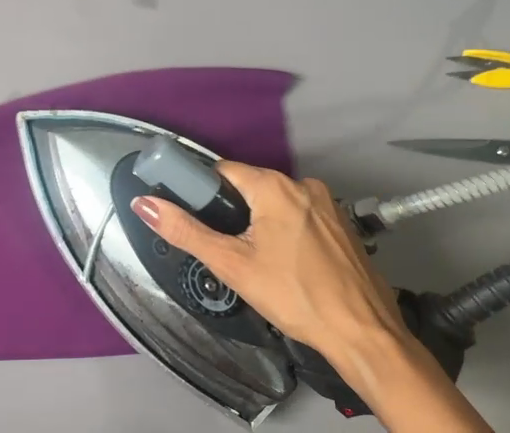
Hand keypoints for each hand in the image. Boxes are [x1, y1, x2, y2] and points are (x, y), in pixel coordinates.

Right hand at [131, 161, 403, 354]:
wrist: (366, 338)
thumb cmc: (296, 297)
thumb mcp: (231, 265)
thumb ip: (184, 230)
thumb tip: (144, 204)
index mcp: (274, 186)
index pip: (222, 171)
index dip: (203, 191)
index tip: (196, 217)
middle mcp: (303, 186)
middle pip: (250, 187)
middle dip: (233, 212)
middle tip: (227, 247)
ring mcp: (329, 207)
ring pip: (276, 204)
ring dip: (261, 224)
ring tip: (257, 260)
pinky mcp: (345, 229)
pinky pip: (302, 218)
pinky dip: (288, 234)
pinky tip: (288, 265)